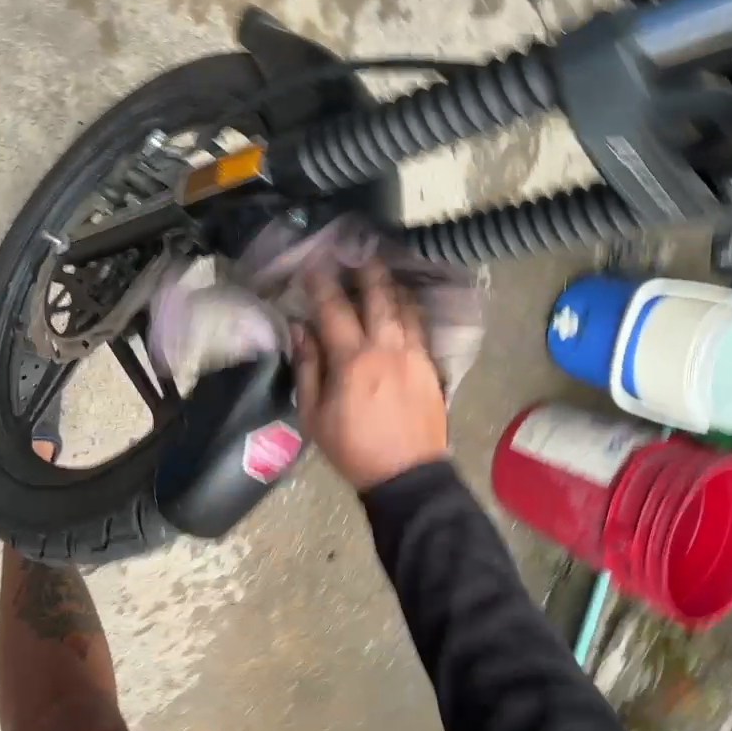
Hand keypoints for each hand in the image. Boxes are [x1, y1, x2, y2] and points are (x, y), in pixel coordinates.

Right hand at [296, 261, 449, 490]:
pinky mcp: (431, 368)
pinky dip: (411, 309)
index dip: (321, 284)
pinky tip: (405, 303)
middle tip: (357, 253)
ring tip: (382, 270)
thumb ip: (307, 367)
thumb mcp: (313, 414)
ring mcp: (414, 356)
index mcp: (352, 360)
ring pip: (404, 308)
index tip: (313, 266)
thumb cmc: (352, 447)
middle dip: (366, 271)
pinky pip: (421, 327)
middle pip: (377, 297)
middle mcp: (386, 349)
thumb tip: (301, 330)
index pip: (334, 309)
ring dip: (391, 286)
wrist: (407, 477)